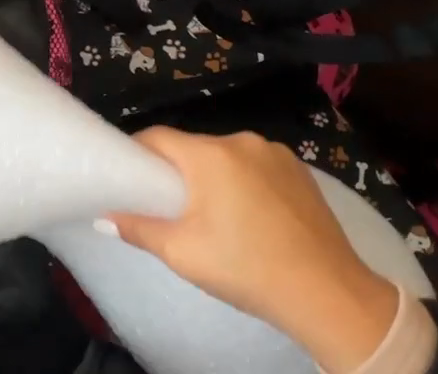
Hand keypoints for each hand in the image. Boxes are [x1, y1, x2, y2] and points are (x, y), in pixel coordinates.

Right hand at [108, 128, 399, 372]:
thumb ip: (137, 228)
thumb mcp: (182, 253)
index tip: (133, 181)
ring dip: (214, 177)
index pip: (156, 137)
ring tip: (217, 216)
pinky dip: (246, 182)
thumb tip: (102, 218)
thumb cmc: (249, 271)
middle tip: (173, 207)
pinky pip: (256, 166)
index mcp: (208, 155)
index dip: (138, 155)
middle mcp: (241, 142)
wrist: (335, 300)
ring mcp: (276, 154)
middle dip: (178, 172)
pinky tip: (253, 216)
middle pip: (192, 147)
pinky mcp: (302, 172)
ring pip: (225, 157)